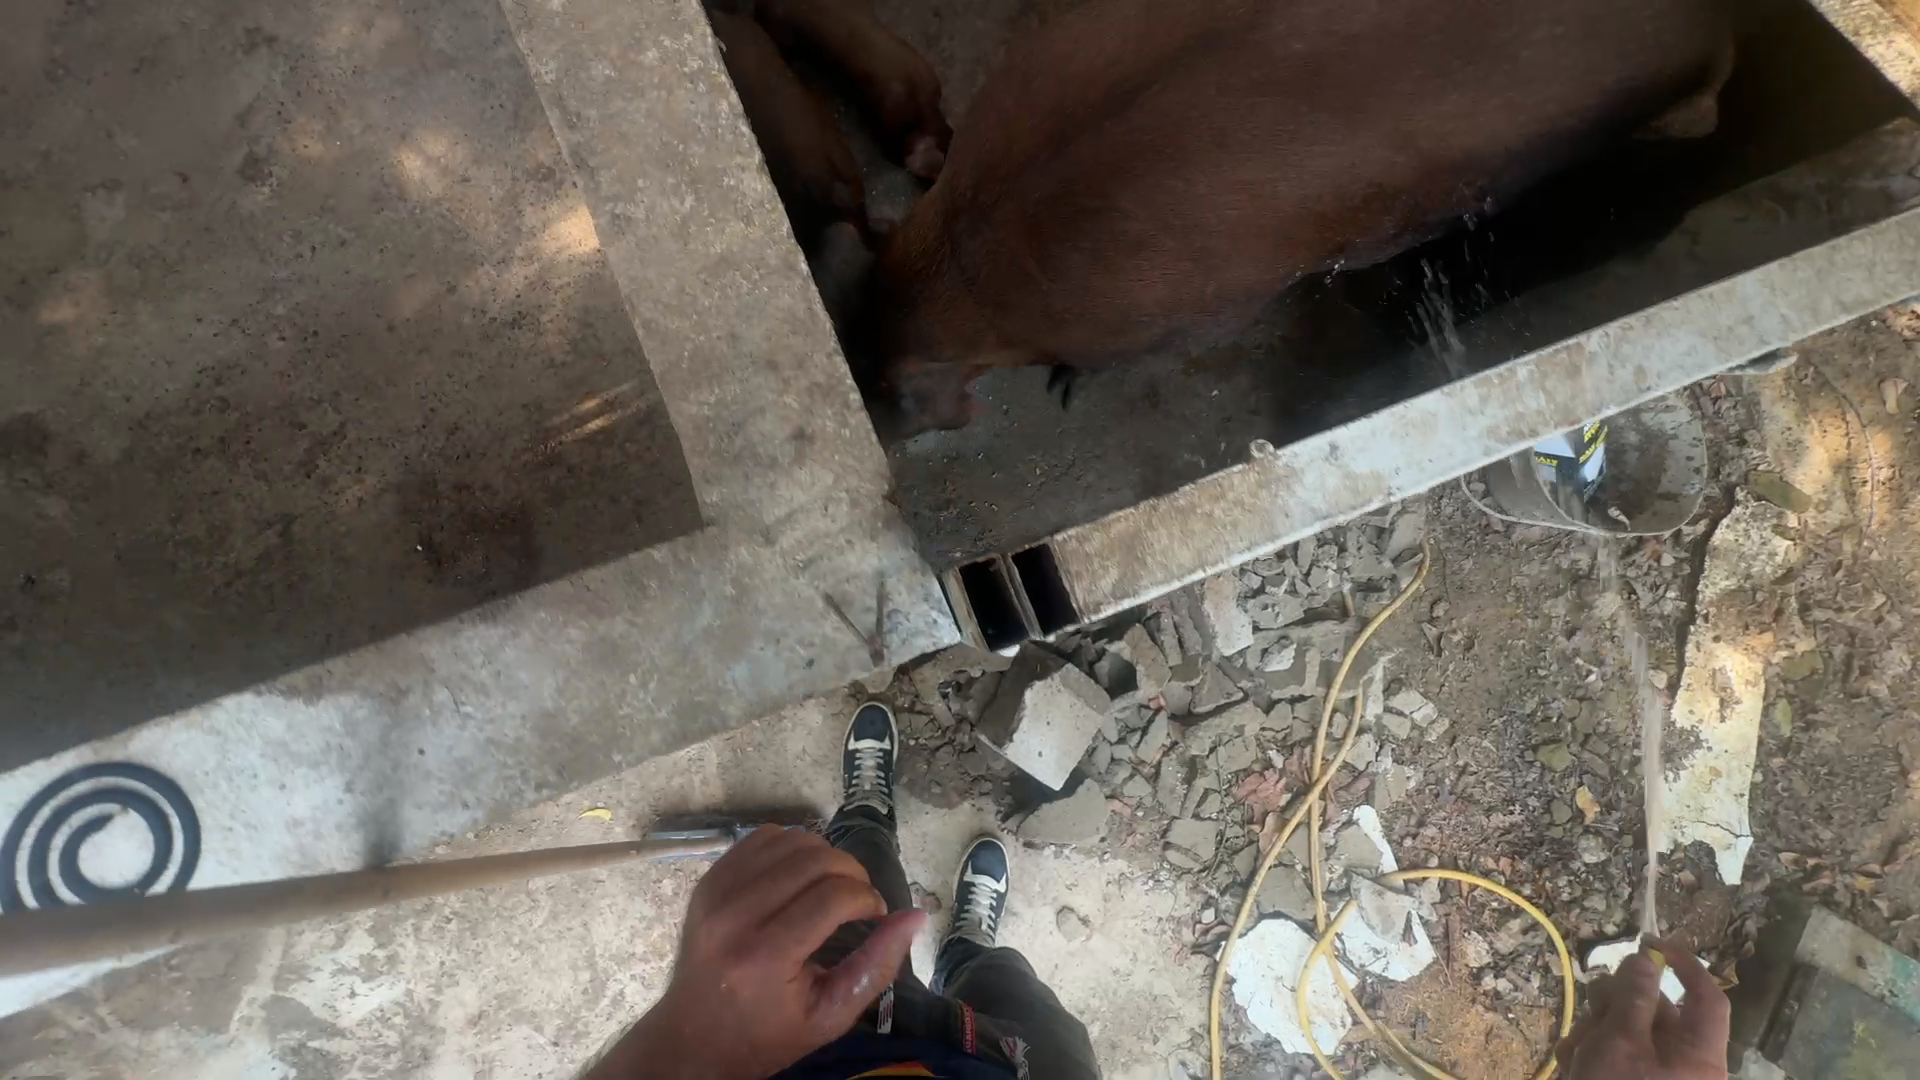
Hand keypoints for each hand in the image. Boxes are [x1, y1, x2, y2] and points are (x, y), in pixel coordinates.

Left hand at [590, 826, 923, 1079]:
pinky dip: (793, 845)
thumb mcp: (830, 1016)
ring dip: (825, 855)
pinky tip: (801, 873)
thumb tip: (916, 915)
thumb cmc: (768, 1034)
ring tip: (831, 885)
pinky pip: (764, 837)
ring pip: (792, 840)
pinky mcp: (709, 879)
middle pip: (816, 860)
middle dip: (852, 873)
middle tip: (858, 899)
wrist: (693, 1038)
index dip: (867, 898)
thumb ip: (877, 966)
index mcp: (765, 957)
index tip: (875, 915)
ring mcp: (717, 891)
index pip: (834, 896)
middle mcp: (736, 915)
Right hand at [1556, 938, 1730, 1079]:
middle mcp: (1687, 1060)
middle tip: (1591, 1013)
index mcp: (1700, 1054)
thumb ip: (1632, 998)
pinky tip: (1578, 1062)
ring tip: (1577, 1052)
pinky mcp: (1637, 1076)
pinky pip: (1615, 1047)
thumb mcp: (1621, 1042)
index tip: (1649, 939)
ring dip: (1594, 1029)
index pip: (1707, 998)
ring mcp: (1661, 1070)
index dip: (1686, 965)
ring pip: (1626, 1024)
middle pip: (1653, 1007)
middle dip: (1612, 1004)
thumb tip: (1647, 958)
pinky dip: (1592, 1048)